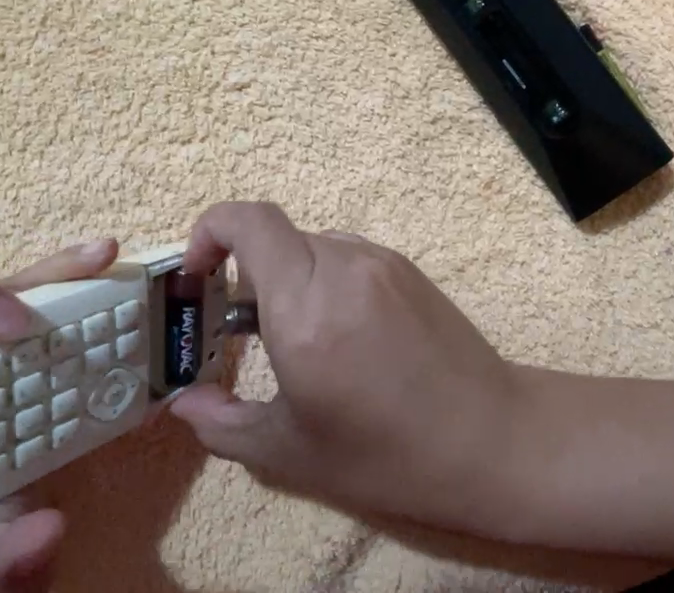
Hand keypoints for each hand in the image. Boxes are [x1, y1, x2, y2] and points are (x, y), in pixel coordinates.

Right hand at [167, 203, 525, 535]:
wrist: (487, 436)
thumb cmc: (383, 453)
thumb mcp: (289, 451)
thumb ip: (221, 423)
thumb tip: (186, 401)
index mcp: (305, 306)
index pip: (249, 221)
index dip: (210, 231)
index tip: (199, 275)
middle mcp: (343, 267)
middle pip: (277, 237)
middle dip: (249, 272)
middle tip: (250, 329)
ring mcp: (382, 262)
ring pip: (314, 245)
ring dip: (292, 277)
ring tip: (302, 338)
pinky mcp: (410, 268)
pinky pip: (350, 256)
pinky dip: (328, 280)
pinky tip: (346, 334)